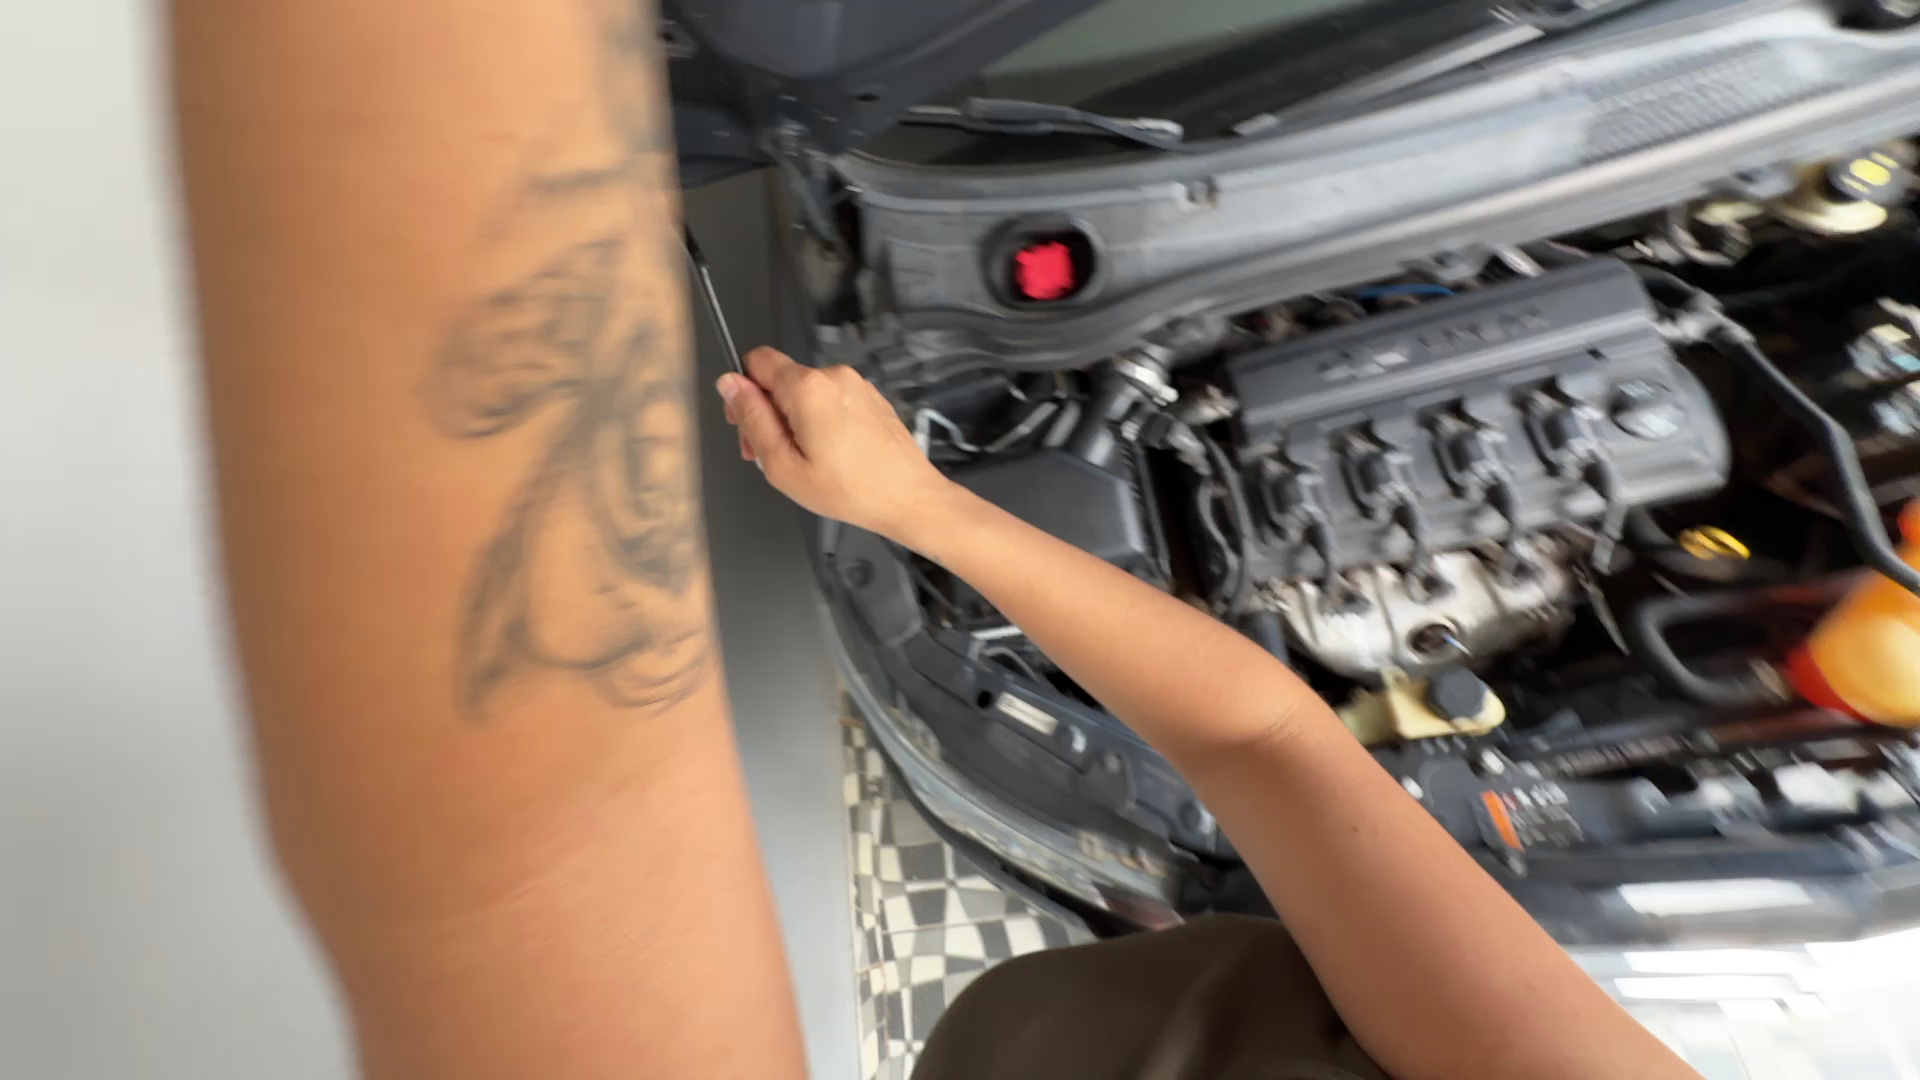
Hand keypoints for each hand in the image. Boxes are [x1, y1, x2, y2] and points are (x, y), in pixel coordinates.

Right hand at [717, 347, 958, 543]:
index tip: (746, 425)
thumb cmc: (847, 490)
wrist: (909, 498)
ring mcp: (858, 385)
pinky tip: (831, 457)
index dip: (743, 391)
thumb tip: (728, 382)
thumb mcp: (782, 464)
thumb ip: (751, 419)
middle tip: (768, 456)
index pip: (757, 360)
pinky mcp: (873, 399)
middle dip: (767, 413)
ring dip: (794, 421)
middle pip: (782, 380)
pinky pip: (833, 401)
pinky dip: (821, 422)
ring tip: (804, 463)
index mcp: (808, 386)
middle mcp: (834, 375)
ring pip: (807, 393)